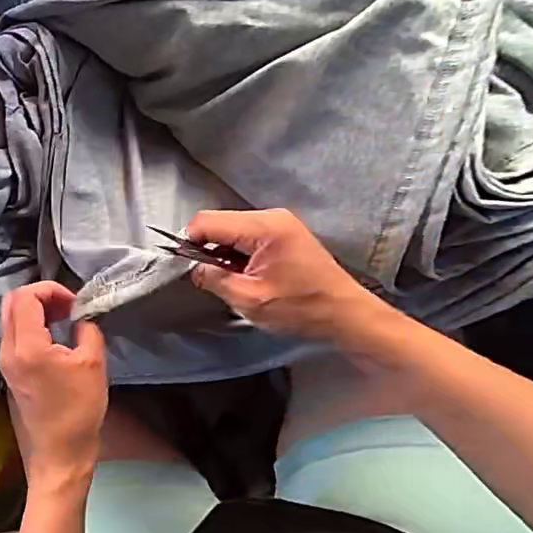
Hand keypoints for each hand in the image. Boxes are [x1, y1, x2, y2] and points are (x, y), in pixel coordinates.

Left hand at [0, 282, 106, 493]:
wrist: (59, 454)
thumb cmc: (78, 411)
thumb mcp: (93, 364)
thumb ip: (87, 330)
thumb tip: (81, 316)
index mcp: (25, 346)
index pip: (25, 297)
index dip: (50, 289)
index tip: (74, 303)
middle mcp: (7, 350)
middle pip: (12, 303)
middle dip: (40, 296)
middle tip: (67, 307)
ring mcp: (5, 361)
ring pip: (11, 318)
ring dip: (35, 310)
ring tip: (64, 319)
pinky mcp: (9, 371)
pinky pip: (14, 335)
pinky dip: (31, 326)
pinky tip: (54, 336)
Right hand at [184, 208, 395, 345]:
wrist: (347, 316)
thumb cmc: (301, 308)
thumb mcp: (248, 299)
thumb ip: (213, 278)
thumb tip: (192, 268)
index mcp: (263, 227)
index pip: (206, 221)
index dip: (188, 242)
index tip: (185, 266)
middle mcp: (271, 217)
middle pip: (218, 222)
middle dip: (205, 247)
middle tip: (208, 277)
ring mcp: (280, 223)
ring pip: (230, 229)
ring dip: (221, 251)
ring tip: (229, 278)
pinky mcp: (284, 233)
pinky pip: (245, 235)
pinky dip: (236, 252)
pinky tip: (243, 274)